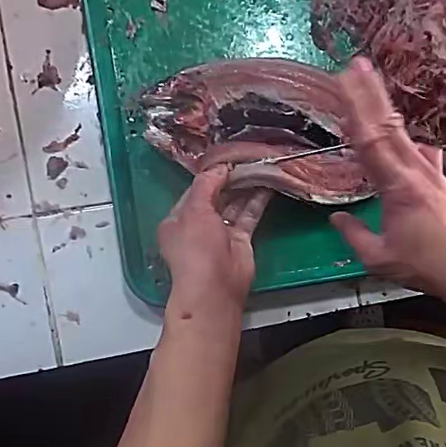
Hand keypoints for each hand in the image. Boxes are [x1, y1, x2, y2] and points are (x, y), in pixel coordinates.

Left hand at [158, 166, 270, 318]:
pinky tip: (266, 187)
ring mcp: (221, 233)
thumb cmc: (197, 249)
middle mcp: (199, 224)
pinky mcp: (240, 240)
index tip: (227, 158)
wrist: (215, 287)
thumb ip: (207, 185)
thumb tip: (220, 167)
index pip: (195, 190)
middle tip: (247, 160)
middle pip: (217, 196)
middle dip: (230, 180)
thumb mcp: (195, 211)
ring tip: (259, 168)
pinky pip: (248, 216)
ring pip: (234, 204)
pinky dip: (257, 202)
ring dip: (245, 188)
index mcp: (179, 218)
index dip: (210, 174)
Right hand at [329, 58, 445, 309]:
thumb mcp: (378, 257)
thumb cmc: (423, 266)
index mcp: (398, 187)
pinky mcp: (438, 179)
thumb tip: (336, 217)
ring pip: (402, 133)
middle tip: (355, 65)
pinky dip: (403, 135)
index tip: (343, 83)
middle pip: (387, 125)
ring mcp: (430, 173)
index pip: (369, 141)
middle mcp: (415, 172)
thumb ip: (353, 234)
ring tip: (371, 83)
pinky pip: (417, 149)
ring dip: (384, 107)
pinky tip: (400, 131)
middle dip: (370, 93)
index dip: (354, 110)